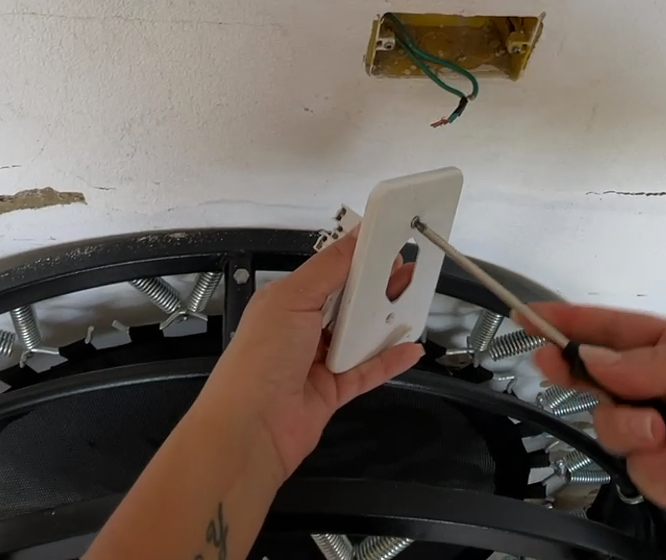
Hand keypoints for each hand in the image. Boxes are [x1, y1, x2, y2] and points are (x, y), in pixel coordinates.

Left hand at [199, 230, 424, 481]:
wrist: (249, 430)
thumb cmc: (263, 355)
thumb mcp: (294, 298)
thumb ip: (330, 268)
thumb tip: (356, 236)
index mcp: (288, 299)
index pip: (329, 271)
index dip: (358, 258)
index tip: (387, 244)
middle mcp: (303, 327)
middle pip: (348, 302)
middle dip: (378, 286)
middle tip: (409, 271)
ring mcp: (318, 360)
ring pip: (360, 335)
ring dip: (387, 320)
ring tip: (416, 301)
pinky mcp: (332, 391)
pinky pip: (367, 371)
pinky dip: (389, 360)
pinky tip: (410, 348)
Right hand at [532, 304, 665, 559]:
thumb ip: (654, 364)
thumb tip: (594, 358)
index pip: (621, 331)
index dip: (576, 322)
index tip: (531, 317)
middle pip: (604, 377)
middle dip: (577, 371)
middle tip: (551, 366)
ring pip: (614, 425)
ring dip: (629, 426)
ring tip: (662, 432)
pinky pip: (642, 471)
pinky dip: (661, 466)